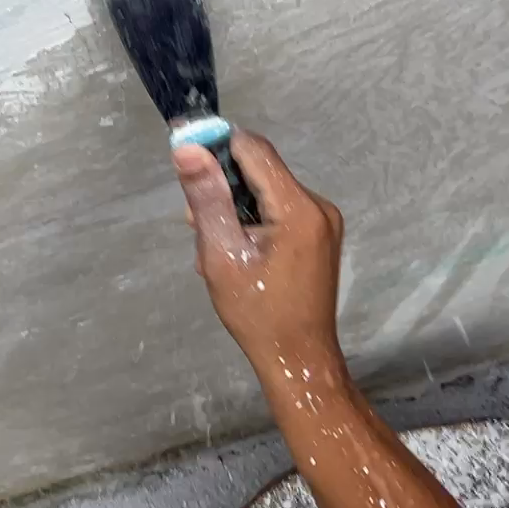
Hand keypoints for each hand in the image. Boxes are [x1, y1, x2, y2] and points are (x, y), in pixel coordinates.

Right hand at [175, 132, 345, 374]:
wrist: (298, 361)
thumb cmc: (257, 312)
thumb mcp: (220, 254)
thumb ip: (206, 198)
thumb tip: (187, 148)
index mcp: (298, 207)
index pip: (253, 149)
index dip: (215, 146)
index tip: (185, 159)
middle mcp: (318, 204)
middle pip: (258, 169)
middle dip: (222, 188)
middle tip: (197, 226)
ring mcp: (323, 220)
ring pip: (265, 189)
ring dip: (234, 208)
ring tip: (216, 248)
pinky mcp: (320, 233)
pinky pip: (277, 207)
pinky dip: (251, 220)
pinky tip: (238, 251)